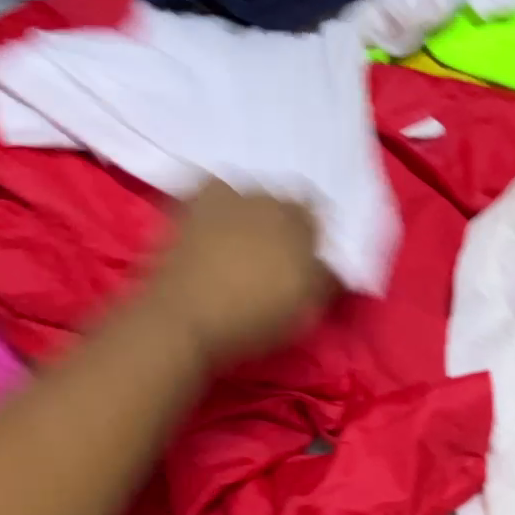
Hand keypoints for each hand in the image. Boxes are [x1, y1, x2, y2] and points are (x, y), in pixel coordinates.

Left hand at [143, 181, 332, 364]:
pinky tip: (207, 229)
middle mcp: (263, 196)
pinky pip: (206, 197)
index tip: (306, 261)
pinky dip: (210, 208)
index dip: (313, 238)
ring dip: (245, 213)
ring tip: (237, 245)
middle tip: (271, 256)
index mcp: (299, 219)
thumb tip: (331, 265)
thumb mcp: (306, 308)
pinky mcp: (185, 206)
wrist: (182, 319)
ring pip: (244, 195)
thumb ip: (326, 278)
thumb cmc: (253, 318)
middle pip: (280, 202)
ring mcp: (222, 196)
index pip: (317, 214)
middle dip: (279, 223)